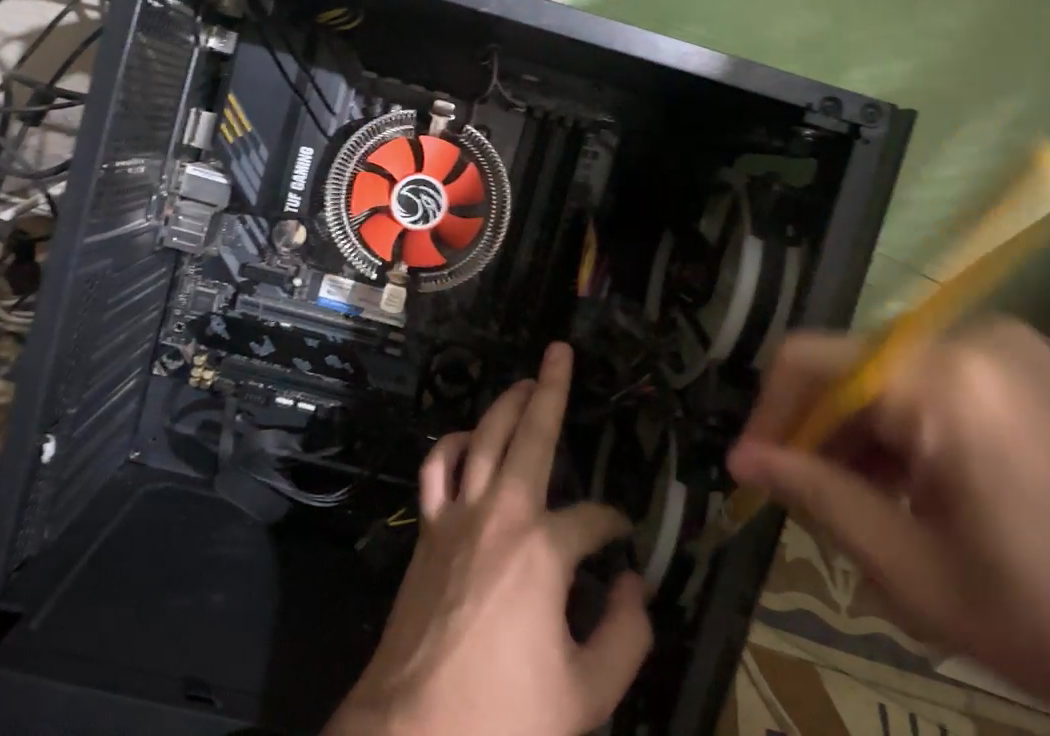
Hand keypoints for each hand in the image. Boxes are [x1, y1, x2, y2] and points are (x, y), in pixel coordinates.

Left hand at [326, 344, 651, 735]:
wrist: (413, 734)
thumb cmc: (506, 715)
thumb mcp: (590, 693)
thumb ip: (627, 634)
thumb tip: (636, 586)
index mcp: (544, 550)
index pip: (595, 519)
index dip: (616, 526)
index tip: (625, 544)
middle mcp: (499, 515)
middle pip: (530, 437)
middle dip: (550, 391)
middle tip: (560, 352)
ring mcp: (454, 518)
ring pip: (480, 440)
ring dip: (502, 407)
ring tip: (524, 382)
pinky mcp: (426, 533)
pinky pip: (436, 471)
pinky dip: (452, 446)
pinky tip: (467, 439)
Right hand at [727, 320, 1049, 735]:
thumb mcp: (918, 575)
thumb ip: (819, 499)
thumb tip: (744, 459)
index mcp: (940, 377)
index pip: (806, 362)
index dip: (766, 418)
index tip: (753, 479)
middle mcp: (974, 341)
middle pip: (851, 367)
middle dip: (819, 434)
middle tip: (815, 510)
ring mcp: (1018, 353)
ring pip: (894, 377)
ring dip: (865, 438)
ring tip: (873, 516)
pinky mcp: (1045, 377)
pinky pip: (944, 385)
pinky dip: (912, 432)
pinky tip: (928, 498)